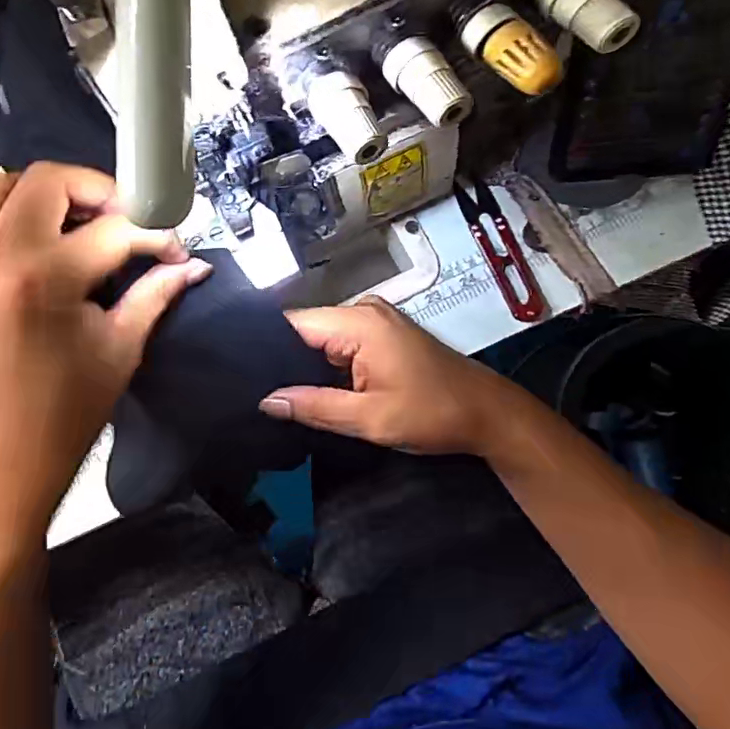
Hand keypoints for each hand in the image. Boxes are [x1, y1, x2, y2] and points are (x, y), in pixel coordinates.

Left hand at [0, 164, 211, 547]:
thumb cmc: (66, 414)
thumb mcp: (121, 349)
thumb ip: (156, 293)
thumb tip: (193, 266)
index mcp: (45, 277)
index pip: (113, 227)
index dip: (154, 234)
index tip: (175, 251)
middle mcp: (0, 255)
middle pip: (51, 179)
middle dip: (100, 190)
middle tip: (129, 222)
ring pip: (9, 185)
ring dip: (56, 193)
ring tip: (91, 225)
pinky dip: (24, 211)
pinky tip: (56, 245)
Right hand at [257, 297, 544, 457]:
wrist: (487, 413)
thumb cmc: (434, 413)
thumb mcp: (371, 419)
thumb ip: (315, 407)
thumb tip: (268, 401)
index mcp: (359, 322)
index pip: (295, 324)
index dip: (266, 347)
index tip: (242, 373)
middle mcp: (363, 310)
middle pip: (306, 330)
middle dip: (284, 360)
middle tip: (257, 392)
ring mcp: (374, 319)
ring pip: (322, 339)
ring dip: (306, 365)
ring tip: (278, 393)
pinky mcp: (381, 333)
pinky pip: (340, 344)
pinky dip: (327, 365)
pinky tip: (313, 388)